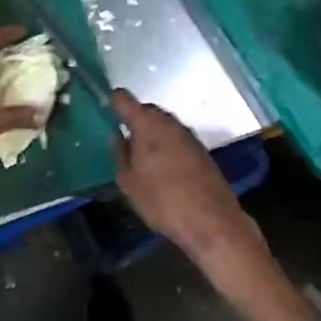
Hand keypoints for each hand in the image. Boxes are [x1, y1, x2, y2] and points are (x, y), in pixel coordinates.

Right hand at [111, 89, 257, 260]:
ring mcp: (188, 134)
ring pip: (164, 125)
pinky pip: (178, 139)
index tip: (107, 116)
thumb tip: (118, 137)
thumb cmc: (163, 200)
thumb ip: (120, 154)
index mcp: (146, 123)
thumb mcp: (129, 183)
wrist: (213, 222)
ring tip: (146, 161)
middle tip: (126, 145)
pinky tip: (168, 171)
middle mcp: (168, 121)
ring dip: (154, 135)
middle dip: (135, 122)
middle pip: (146, 110)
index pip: (123, 98)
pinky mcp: (202, 150)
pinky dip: (170, 147)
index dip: (113, 103)